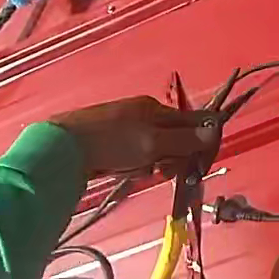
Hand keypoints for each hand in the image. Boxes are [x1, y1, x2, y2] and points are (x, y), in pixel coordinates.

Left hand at [48, 95, 217, 176]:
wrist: (63, 148)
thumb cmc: (112, 142)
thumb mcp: (153, 143)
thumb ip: (184, 139)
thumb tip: (215, 131)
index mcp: (155, 108)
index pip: (193, 120)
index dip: (204, 140)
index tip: (203, 162)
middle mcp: (143, 114)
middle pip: (176, 137)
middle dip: (174, 157)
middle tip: (163, 170)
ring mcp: (127, 127)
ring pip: (157, 150)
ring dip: (154, 164)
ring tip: (139, 171)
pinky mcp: (112, 142)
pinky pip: (137, 155)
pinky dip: (136, 165)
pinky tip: (125, 171)